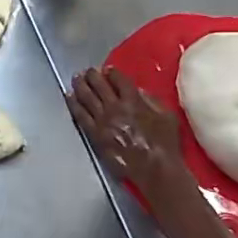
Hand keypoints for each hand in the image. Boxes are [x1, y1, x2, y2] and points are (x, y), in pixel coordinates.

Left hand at [66, 67, 196, 204]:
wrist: (153, 167)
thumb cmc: (165, 143)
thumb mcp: (167, 116)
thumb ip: (152, 100)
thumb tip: (138, 90)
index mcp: (134, 101)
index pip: (119, 81)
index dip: (112, 72)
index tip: (107, 69)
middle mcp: (115, 108)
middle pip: (99, 86)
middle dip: (92, 76)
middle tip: (88, 71)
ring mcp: (102, 121)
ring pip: (86, 98)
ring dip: (80, 86)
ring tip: (76, 78)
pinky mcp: (94, 134)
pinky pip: (80, 115)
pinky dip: (73, 104)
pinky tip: (69, 97)